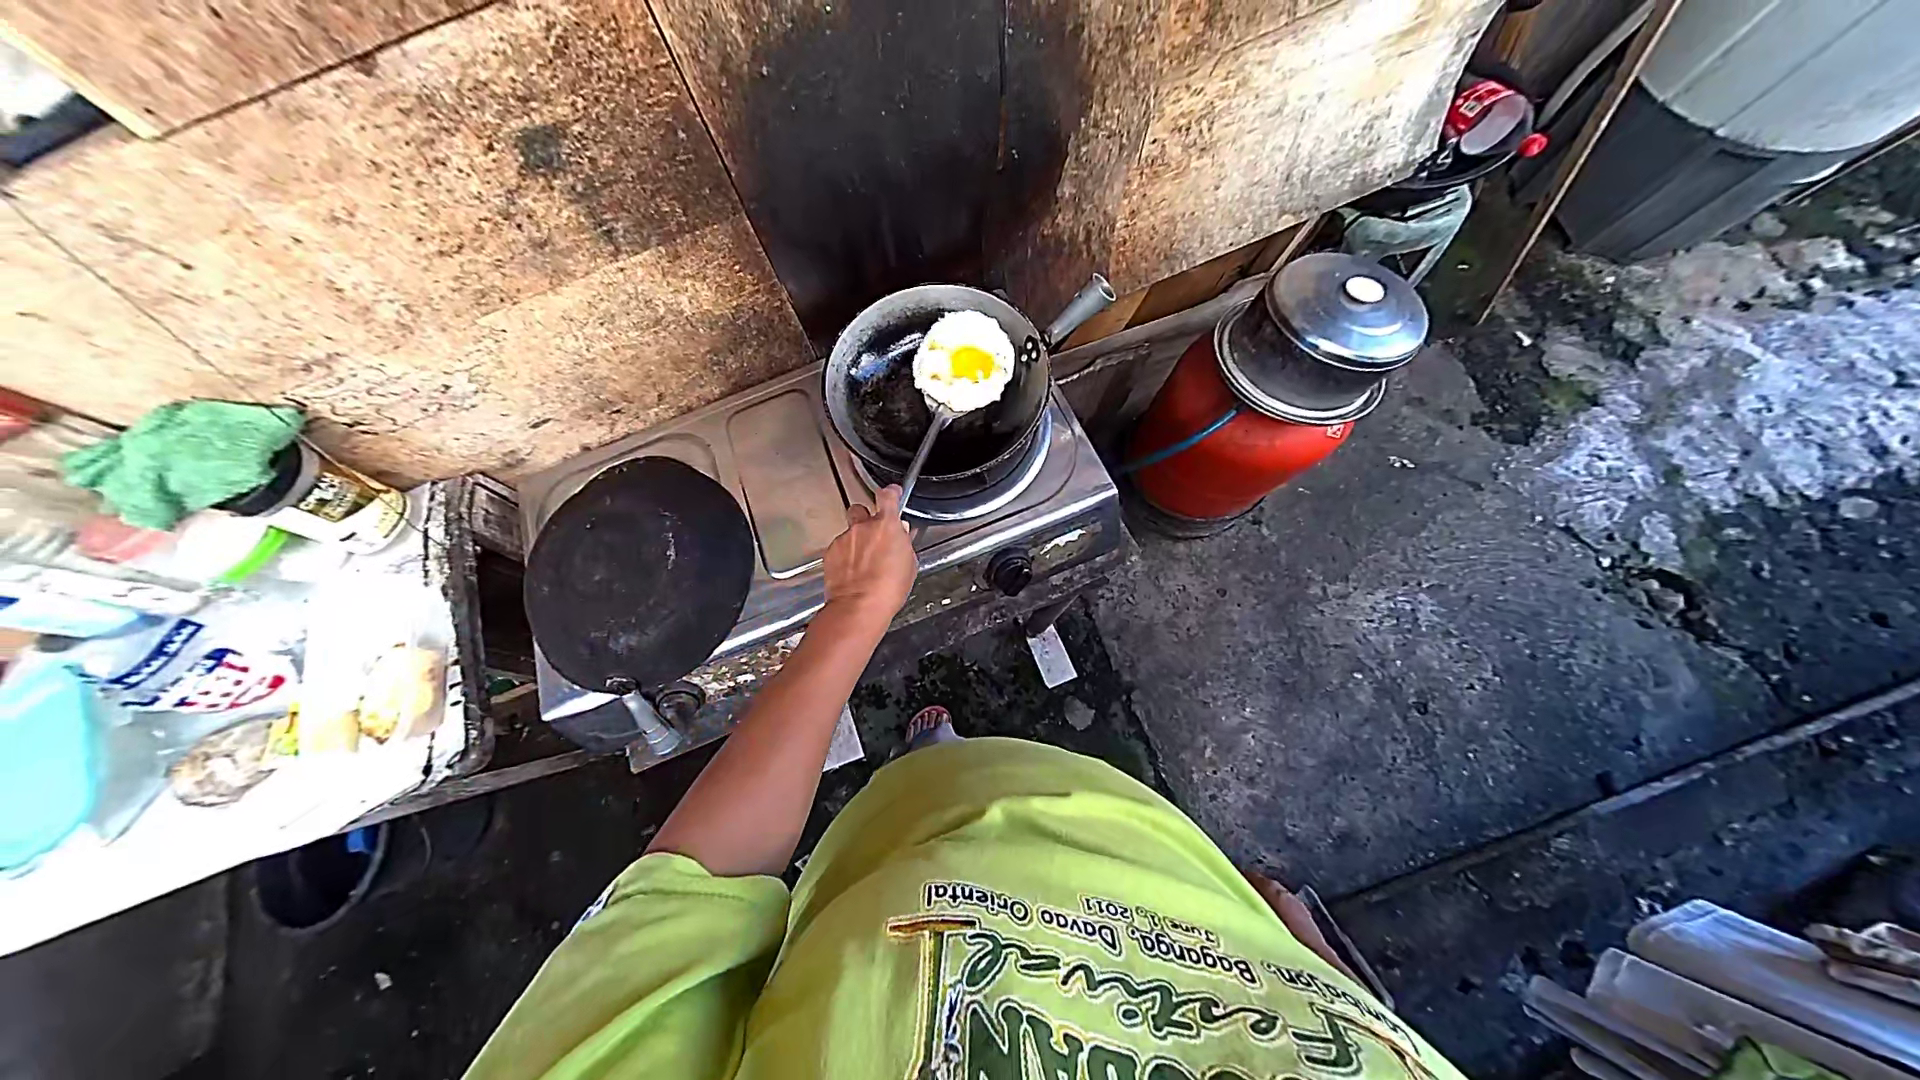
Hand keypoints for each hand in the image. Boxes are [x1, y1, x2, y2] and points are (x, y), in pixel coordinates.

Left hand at [823, 485, 917, 625]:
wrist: (859, 607)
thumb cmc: (887, 590)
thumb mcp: (909, 564)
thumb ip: (904, 543)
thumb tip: (902, 534)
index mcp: (886, 526)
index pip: (887, 496)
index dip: (891, 493)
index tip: (893, 493)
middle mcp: (862, 527)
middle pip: (861, 510)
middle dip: (866, 519)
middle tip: (874, 534)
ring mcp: (844, 539)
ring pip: (849, 531)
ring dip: (856, 541)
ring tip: (864, 562)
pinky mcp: (831, 553)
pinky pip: (839, 547)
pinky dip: (845, 556)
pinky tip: (853, 571)